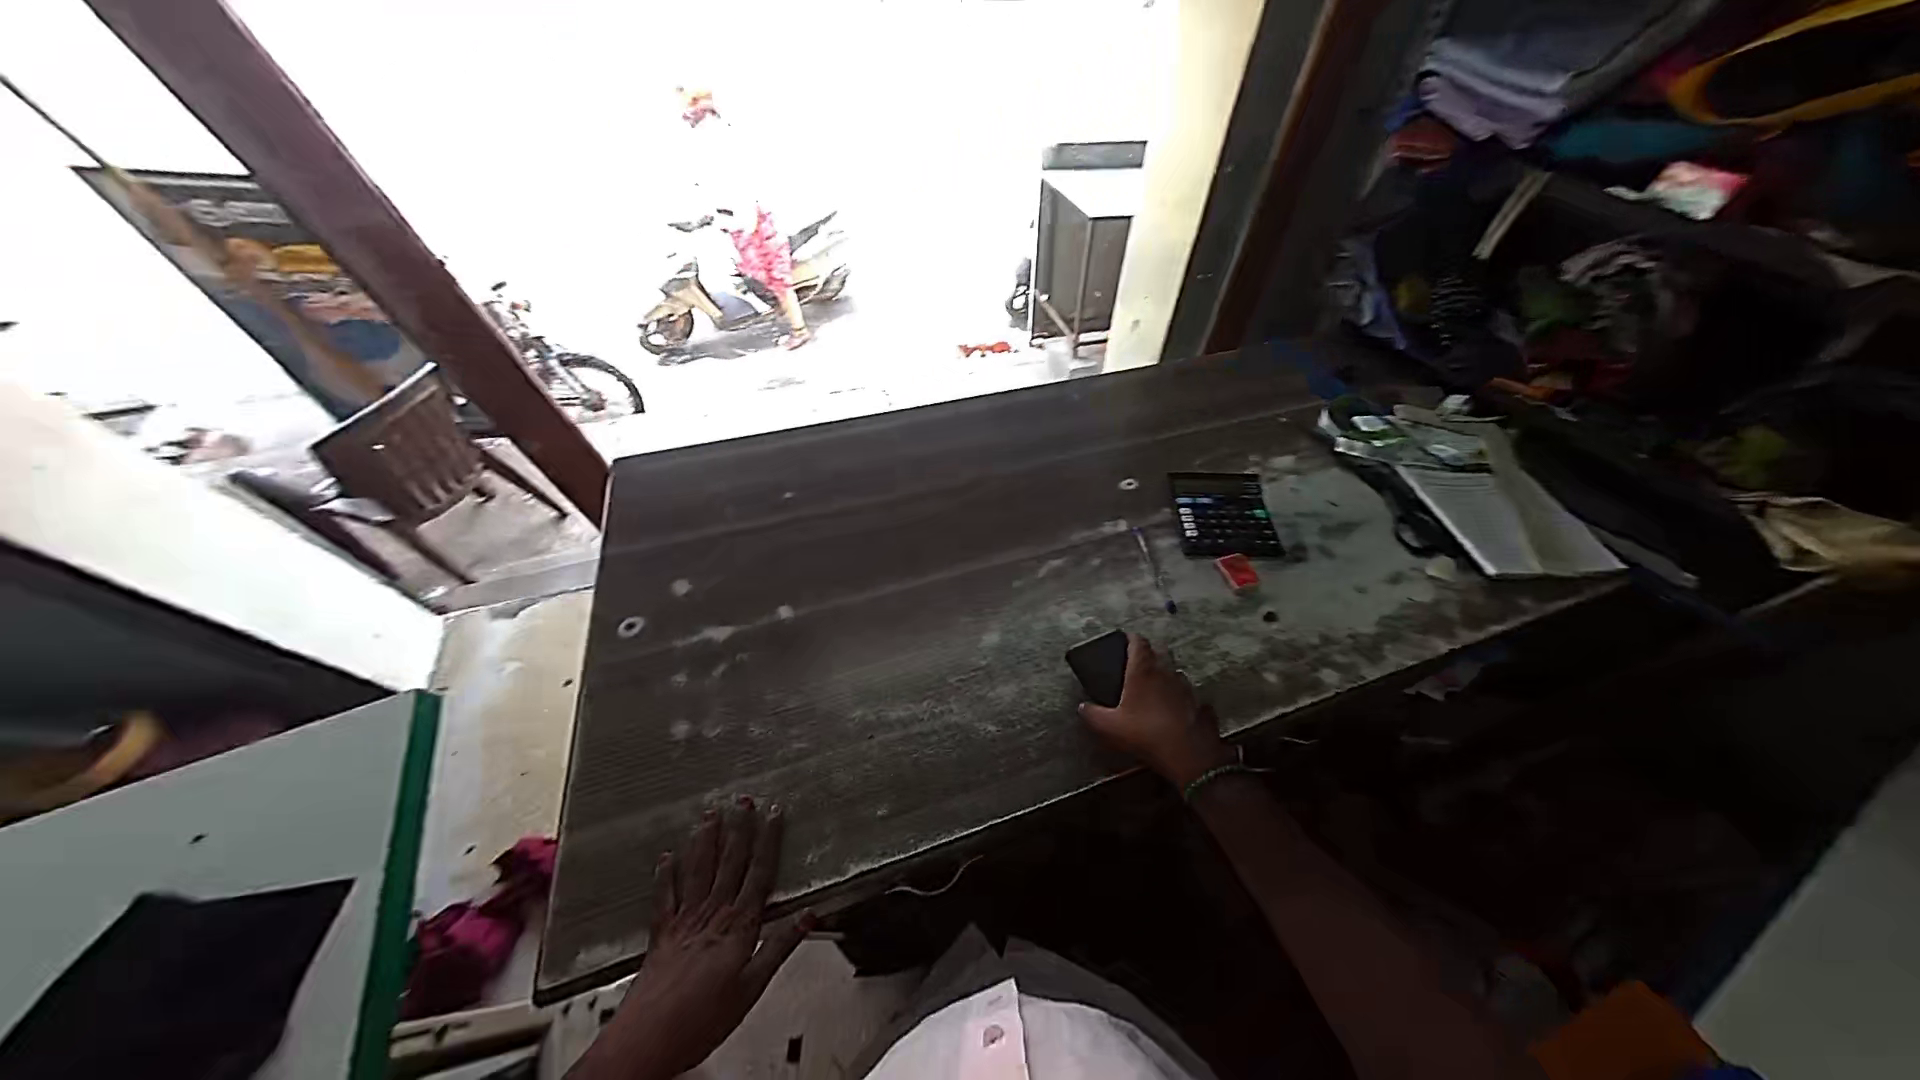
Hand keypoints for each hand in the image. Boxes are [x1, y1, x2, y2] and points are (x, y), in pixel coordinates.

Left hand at [575, 798, 810, 1079]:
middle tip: (743, 800)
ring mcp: (684, 922)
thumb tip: (809, 916)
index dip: (768, 840)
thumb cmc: (701, 1020)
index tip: (774, 813)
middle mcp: (711, 915)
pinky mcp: (661, 935)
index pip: (758, 872)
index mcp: (738, 926)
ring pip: (698, 871)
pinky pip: (664, 897)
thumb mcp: (753, 988)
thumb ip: (780, 947)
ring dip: (706, 840)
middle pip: (729, 863)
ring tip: (710, 814)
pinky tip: (666, 857)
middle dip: (738, 828)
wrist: (646, 1041)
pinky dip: (665, 875)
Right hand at [1078, 634, 1234, 788]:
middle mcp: (1167, 673)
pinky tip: (1178, 708)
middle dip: (1151, 651)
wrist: (1187, 755)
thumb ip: (1092, 714)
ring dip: (1167, 674)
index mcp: (1143, 671)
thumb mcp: (1109, 726)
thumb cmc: (1146, 734)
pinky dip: (1183, 697)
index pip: (1139, 643)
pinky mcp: (1201, 705)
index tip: (1126, 639)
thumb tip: (1082, 708)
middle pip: (1161, 650)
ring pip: (1177, 672)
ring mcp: (1187, 688)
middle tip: (1140, 659)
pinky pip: (1191, 695)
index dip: (1131, 638)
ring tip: (1157, 685)